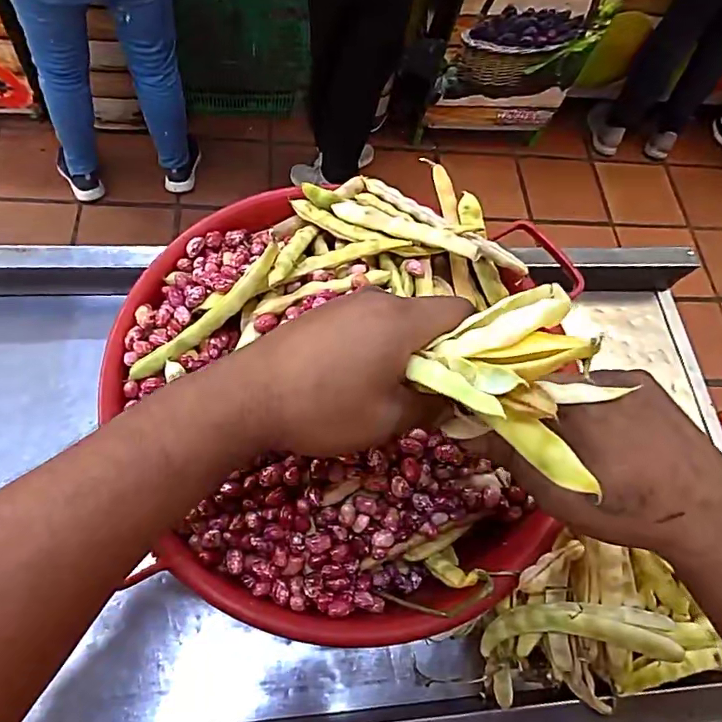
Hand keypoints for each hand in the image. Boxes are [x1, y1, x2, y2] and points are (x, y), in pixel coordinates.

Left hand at [212, 288, 470, 456]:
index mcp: (404, 320)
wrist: (246, 396)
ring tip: (383, 389)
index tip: (467, 374)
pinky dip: (372, 346)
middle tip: (426, 391)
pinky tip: (349, 378)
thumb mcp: (387, 420)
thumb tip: (451, 397)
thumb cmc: (323, 409)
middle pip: (427, 316)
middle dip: (436, 350)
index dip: (475, 340)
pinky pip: (364, 324)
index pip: (462, 310)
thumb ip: (431, 406)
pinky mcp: (320, 314)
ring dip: (401, 350)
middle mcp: (377, 300)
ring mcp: (345, 303)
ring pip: (394, 321)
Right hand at [479, 371, 721, 562]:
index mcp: (567, 409)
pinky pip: (600, 386)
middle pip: (538, 385)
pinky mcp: (644, 382)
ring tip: (579, 444)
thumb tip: (464, 430)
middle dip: (529, 410)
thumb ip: (510, 454)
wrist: (706, 511)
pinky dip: (592, 403)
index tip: (487, 430)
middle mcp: (591, 382)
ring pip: (570, 386)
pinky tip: (607, 434)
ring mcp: (621, 378)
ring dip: (562, 407)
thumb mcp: (557, 494)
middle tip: (539, 446)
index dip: (494, 408)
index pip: (509, 391)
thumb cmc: (624, 510)